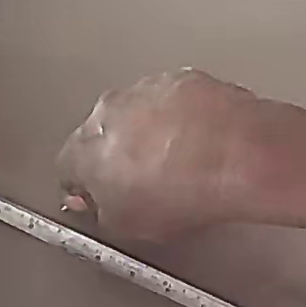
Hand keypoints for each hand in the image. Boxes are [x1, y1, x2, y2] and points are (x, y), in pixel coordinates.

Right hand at [56, 68, 282, 239]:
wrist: (237, 157)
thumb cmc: (183, 192)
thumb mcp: (129, 227)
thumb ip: (102, 214)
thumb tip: (101, 208)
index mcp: (84, 149)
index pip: (68, 168)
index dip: (87, 187)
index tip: (104, 197)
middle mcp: (107, 111)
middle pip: (101, 135)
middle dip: (117, 155)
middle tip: (146, 182)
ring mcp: (146, 89)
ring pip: (137, 113)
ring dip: (150, 132)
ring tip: (180, 163)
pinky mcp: (183, 79)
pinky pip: (173, 100)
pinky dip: (182, 117)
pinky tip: (202, 142)